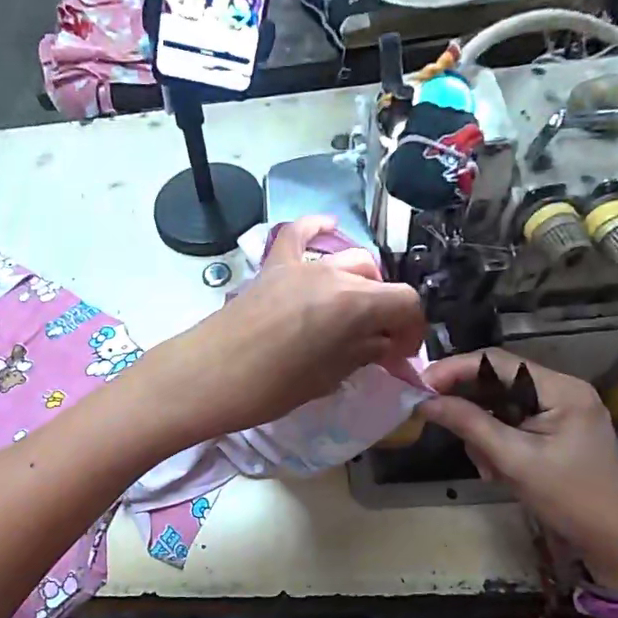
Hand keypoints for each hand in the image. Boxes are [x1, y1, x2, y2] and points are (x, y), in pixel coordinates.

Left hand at [146, 216, 426, 441]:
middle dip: (385, 313)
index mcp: (354, 304)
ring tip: (351, 316)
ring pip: (347, 261)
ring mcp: (300, 266)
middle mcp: (332, 274)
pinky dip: (316, 230)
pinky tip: (328, 227)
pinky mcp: (272, 267)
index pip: (406, 303)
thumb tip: (381, 346)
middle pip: (378, 282)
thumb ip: (361, 354)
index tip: (400, 357)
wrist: (205, 379)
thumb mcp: (326, 379)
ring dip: (360, 286)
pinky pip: (298, 235)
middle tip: (375, 346)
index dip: (412, 331)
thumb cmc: (269, 389)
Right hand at [419, 350, 617, 598]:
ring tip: (486, 467)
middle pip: (498, 381)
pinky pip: (514, 423)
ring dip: (483, 432)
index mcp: (561, 389)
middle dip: (469, 407)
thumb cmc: (570, 498)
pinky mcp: (557, 431)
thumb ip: (470, 425)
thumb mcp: (514, 461)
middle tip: (438, 424)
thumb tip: (426, 402)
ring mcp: (561, 411)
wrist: (617, 540)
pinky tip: (496, 470)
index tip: (421, 386)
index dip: (455, 369)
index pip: (497, 362)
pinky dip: (497, 443)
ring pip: (502, 405)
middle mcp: (563, 390)